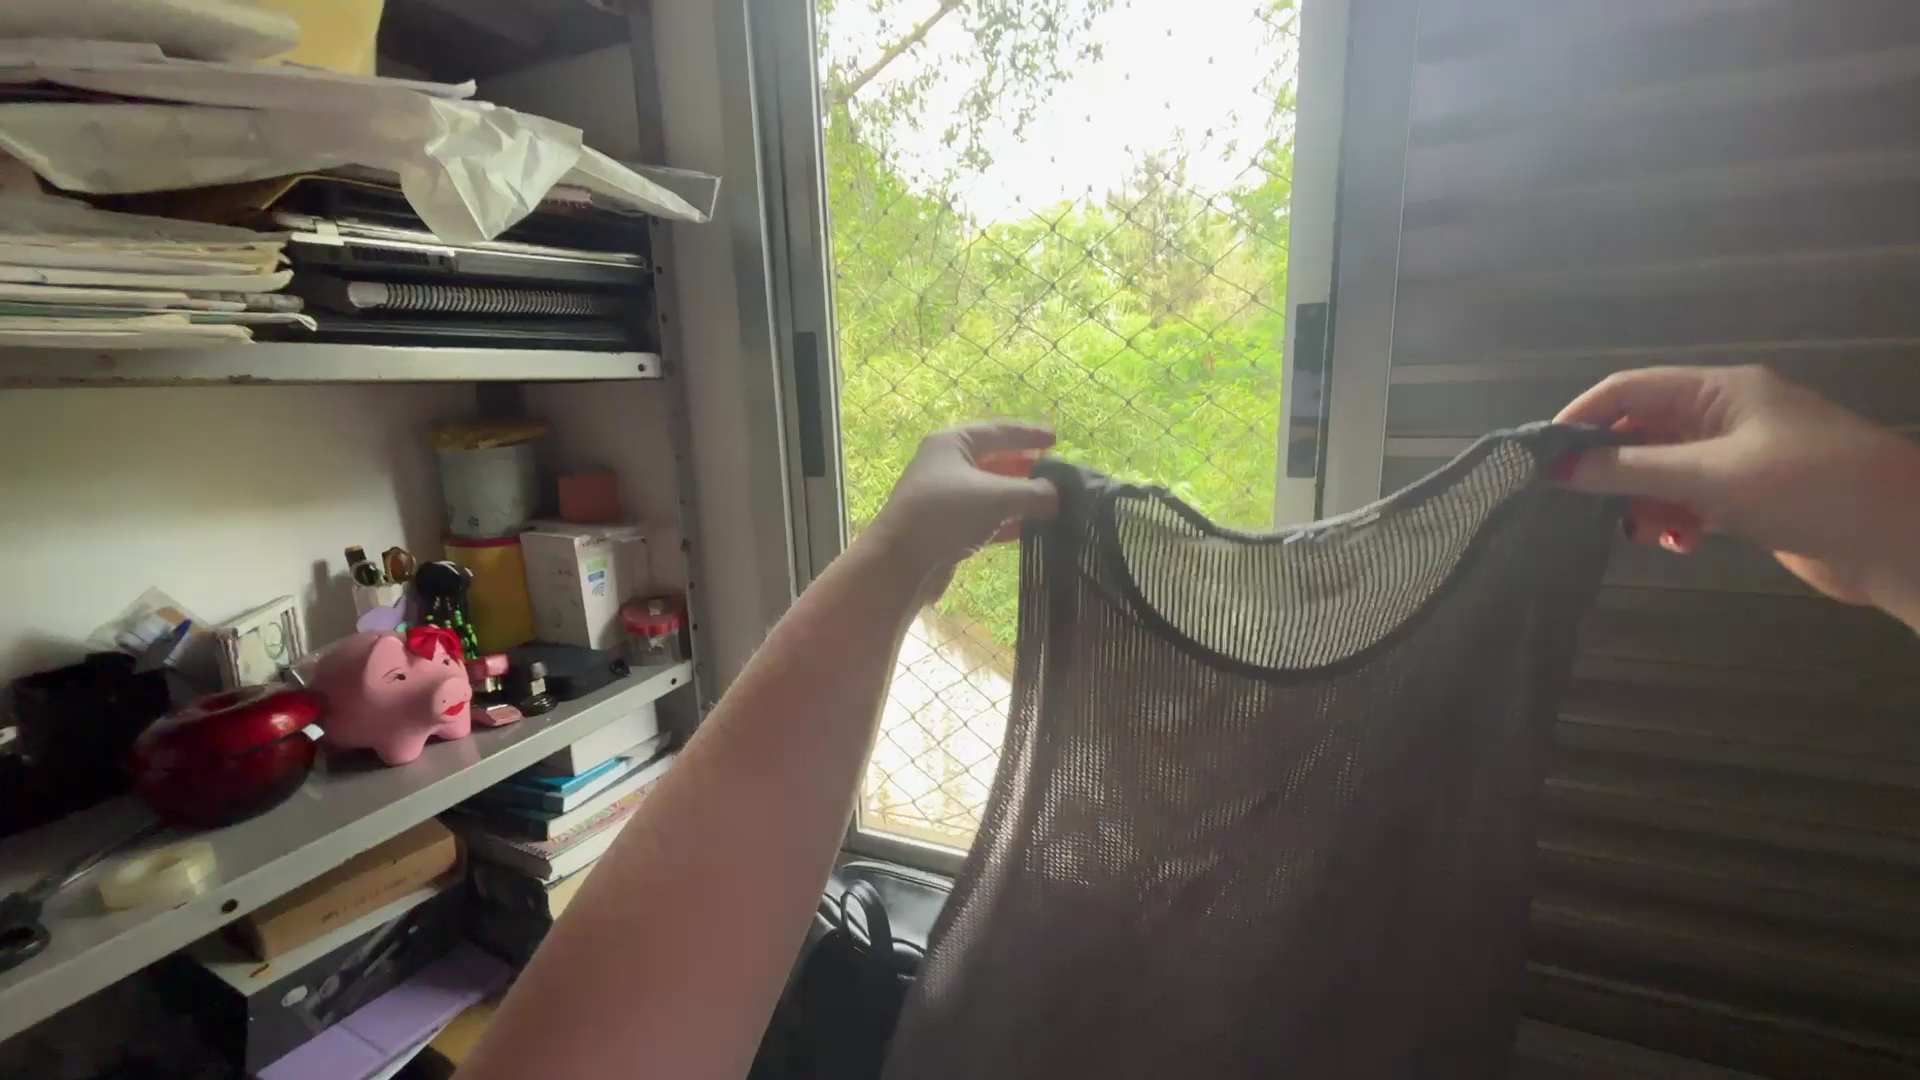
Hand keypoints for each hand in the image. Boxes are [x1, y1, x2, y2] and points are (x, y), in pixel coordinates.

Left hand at [866, 423, 1060, 603]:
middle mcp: (947, 465)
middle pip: (995, 460)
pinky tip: (1033, 528)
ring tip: (1052, 500)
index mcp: (953, 443)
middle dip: (1026, 466)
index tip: (1056, 438)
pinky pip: (986, 518)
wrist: (901, 563)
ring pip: (992, 491)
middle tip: (1057, 472)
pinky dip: (1009, 520)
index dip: (1028, 434)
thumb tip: (1058, 496)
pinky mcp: (948, 528)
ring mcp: (946, 498)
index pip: (998, 431)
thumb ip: (1033, 493)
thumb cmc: (946, 514)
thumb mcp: (996, 497)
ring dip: (1020, 496)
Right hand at [1554, 365, 1919, 618]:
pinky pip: (1681, 496)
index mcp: (1719, 392)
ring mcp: (1734, 454)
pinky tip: (1680, 542)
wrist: (1911, 544)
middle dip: (1611, 470)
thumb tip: (1554, 470)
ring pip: (1654, 470)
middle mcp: (1722, 415)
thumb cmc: (1812, 490)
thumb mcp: (1708, 476)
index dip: (1580, 417)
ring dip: (1641, 502)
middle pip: (1636, 432)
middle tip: (1587, 504)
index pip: (1626, 390)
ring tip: (1650, 533)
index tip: (1544, 458)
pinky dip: (1671, 519)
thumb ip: (1625, 470)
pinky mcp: (1743, 490)